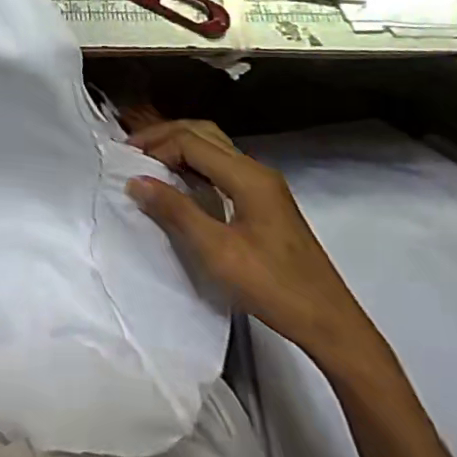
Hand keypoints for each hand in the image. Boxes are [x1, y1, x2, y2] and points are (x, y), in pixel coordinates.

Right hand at [126, 120, 384, 371]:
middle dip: (164, 136)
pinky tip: (179, 182)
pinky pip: (221, 166)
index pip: (191, 141)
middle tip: (132, 151)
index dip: (156, 147)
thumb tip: (136, 180)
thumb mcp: (217, 251)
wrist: (329, 323)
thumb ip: (176, 211)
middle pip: (203, 133)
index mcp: (248, 176)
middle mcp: (256, 171)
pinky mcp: (264, 201)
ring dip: (179, 147)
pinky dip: (194, 163)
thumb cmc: (273, 287)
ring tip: (148, 162)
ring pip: (213, 147)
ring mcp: (263, 185)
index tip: (127, 164)